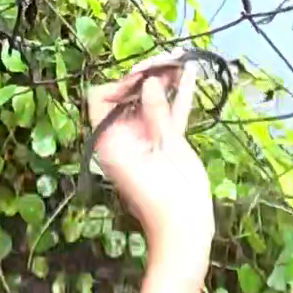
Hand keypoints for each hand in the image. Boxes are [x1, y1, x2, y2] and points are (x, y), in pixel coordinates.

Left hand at [86, 53, 214, 271]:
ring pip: (151, 99)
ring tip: (180, 59)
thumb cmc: (169, 197)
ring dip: (165, 80)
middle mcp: (123, 134)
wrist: (186, 233)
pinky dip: (179, 96)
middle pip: (129, 94)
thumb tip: (149, 80)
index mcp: (110, 138)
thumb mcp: (164, 151)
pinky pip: (169, 113)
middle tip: (167, 60)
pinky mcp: (165, 141)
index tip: (142, 79)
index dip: (119, 83)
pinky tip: (191, 73)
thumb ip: (156, 113)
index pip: (100, 98)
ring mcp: (144, 136)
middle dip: (147, 74)